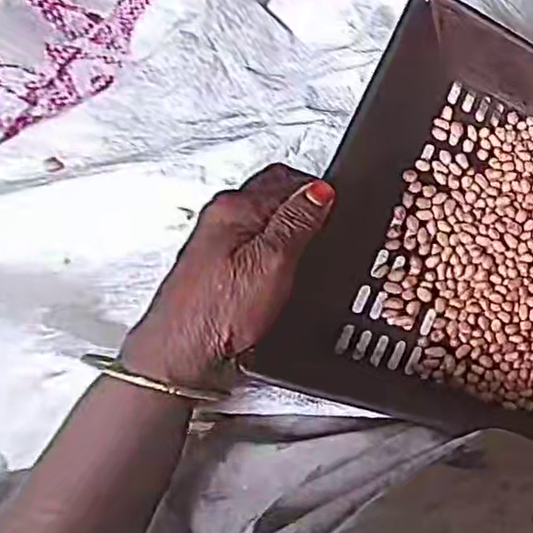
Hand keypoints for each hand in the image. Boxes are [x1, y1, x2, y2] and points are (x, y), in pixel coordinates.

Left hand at [121, 164, 334, 389]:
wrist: (185, 353)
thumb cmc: (221, 310)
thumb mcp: (273, 261)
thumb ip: (298, 221)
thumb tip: (321, 190)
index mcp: (235, 208)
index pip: (288, 179)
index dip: (321, 191)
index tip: (347, 205)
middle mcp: (223, 219)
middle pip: (276, 193)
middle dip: (308, 200)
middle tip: (339, 217)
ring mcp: (222, 242)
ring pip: (269, 218)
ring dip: (297, 223)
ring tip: (323, 238)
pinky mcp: (225, 266)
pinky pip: (263, 242)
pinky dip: (285, 245)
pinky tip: (297, 263)